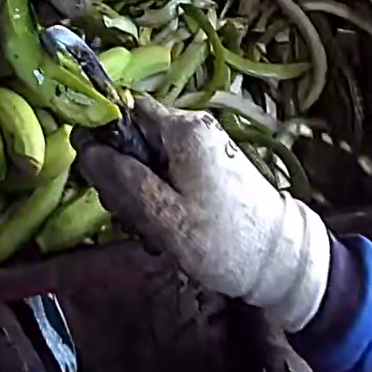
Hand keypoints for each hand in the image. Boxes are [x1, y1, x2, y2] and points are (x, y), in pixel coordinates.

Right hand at [77, 99, 331, 331]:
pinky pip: (171, 168)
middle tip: (127, 214)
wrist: (285, 264)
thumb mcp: (164, 216)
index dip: (104, 133)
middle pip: (137, 135)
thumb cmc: (224, 240)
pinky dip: (162, 193)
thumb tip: (85, 149)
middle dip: (124, 172)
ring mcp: (204, 145)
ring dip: (141, 189)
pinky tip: (166, 227)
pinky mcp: (211, 164)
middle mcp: (193, 126)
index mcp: (182, 128)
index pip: (127, 107)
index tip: (97, 170)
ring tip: (150, 229)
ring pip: (151, 155)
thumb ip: (122, 180)